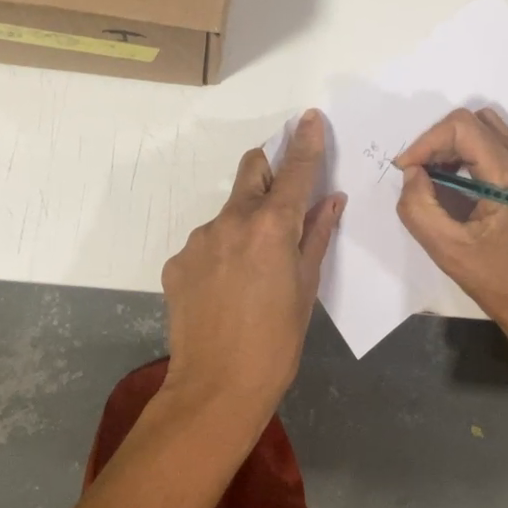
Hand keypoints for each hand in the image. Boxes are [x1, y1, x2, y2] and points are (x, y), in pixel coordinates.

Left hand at [160, 109, 343, 426]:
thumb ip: (316, 236)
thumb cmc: (277, 342)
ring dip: (246, 223)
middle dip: (269, 169)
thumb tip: (330, 200)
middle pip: (252, 170)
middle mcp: (232, 221)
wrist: (215, 390)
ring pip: (229, 212)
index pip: (295, 170)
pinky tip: (228, 288)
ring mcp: (199, 240)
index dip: (306, 141)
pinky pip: (208, 243)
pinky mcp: (177, 262)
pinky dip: (223, 252)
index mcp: (272, 226)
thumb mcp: (307, 288)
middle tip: (284, 194)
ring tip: (254, 270)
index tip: (311, 118)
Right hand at [394, 108, 507, 341]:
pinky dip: (477, 147)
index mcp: (507, 174)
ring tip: (438, 175)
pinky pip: (503, 142)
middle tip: (418, 175)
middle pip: (472, 122)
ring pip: (487, 126)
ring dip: (456, 143)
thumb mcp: (446, 249)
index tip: (406, 170)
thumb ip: (419, 207)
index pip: (461, 127)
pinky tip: (465, 175)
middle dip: (437, 142)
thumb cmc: (496, 280)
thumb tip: (412, 173)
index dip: (426, 141)